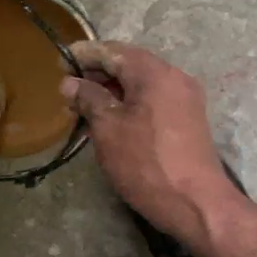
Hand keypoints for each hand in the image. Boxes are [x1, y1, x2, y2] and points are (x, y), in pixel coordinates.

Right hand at [61, 41, 246, 250]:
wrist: (197, 205)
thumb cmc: (146, 163)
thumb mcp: (108, 128)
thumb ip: (88, 98)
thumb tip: (70, 83)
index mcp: (154, 73)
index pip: (112, 51)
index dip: (84, 55)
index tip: (60, 62)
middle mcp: (174, 77)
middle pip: (129, 64)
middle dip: (98, 73)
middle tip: (69, 89)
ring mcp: (185, 99)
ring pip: (141, 83)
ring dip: (112, 90)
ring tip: (84, 106)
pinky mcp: (187, 119)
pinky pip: (153, 99)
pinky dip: (129, 103)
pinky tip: (109, 120)